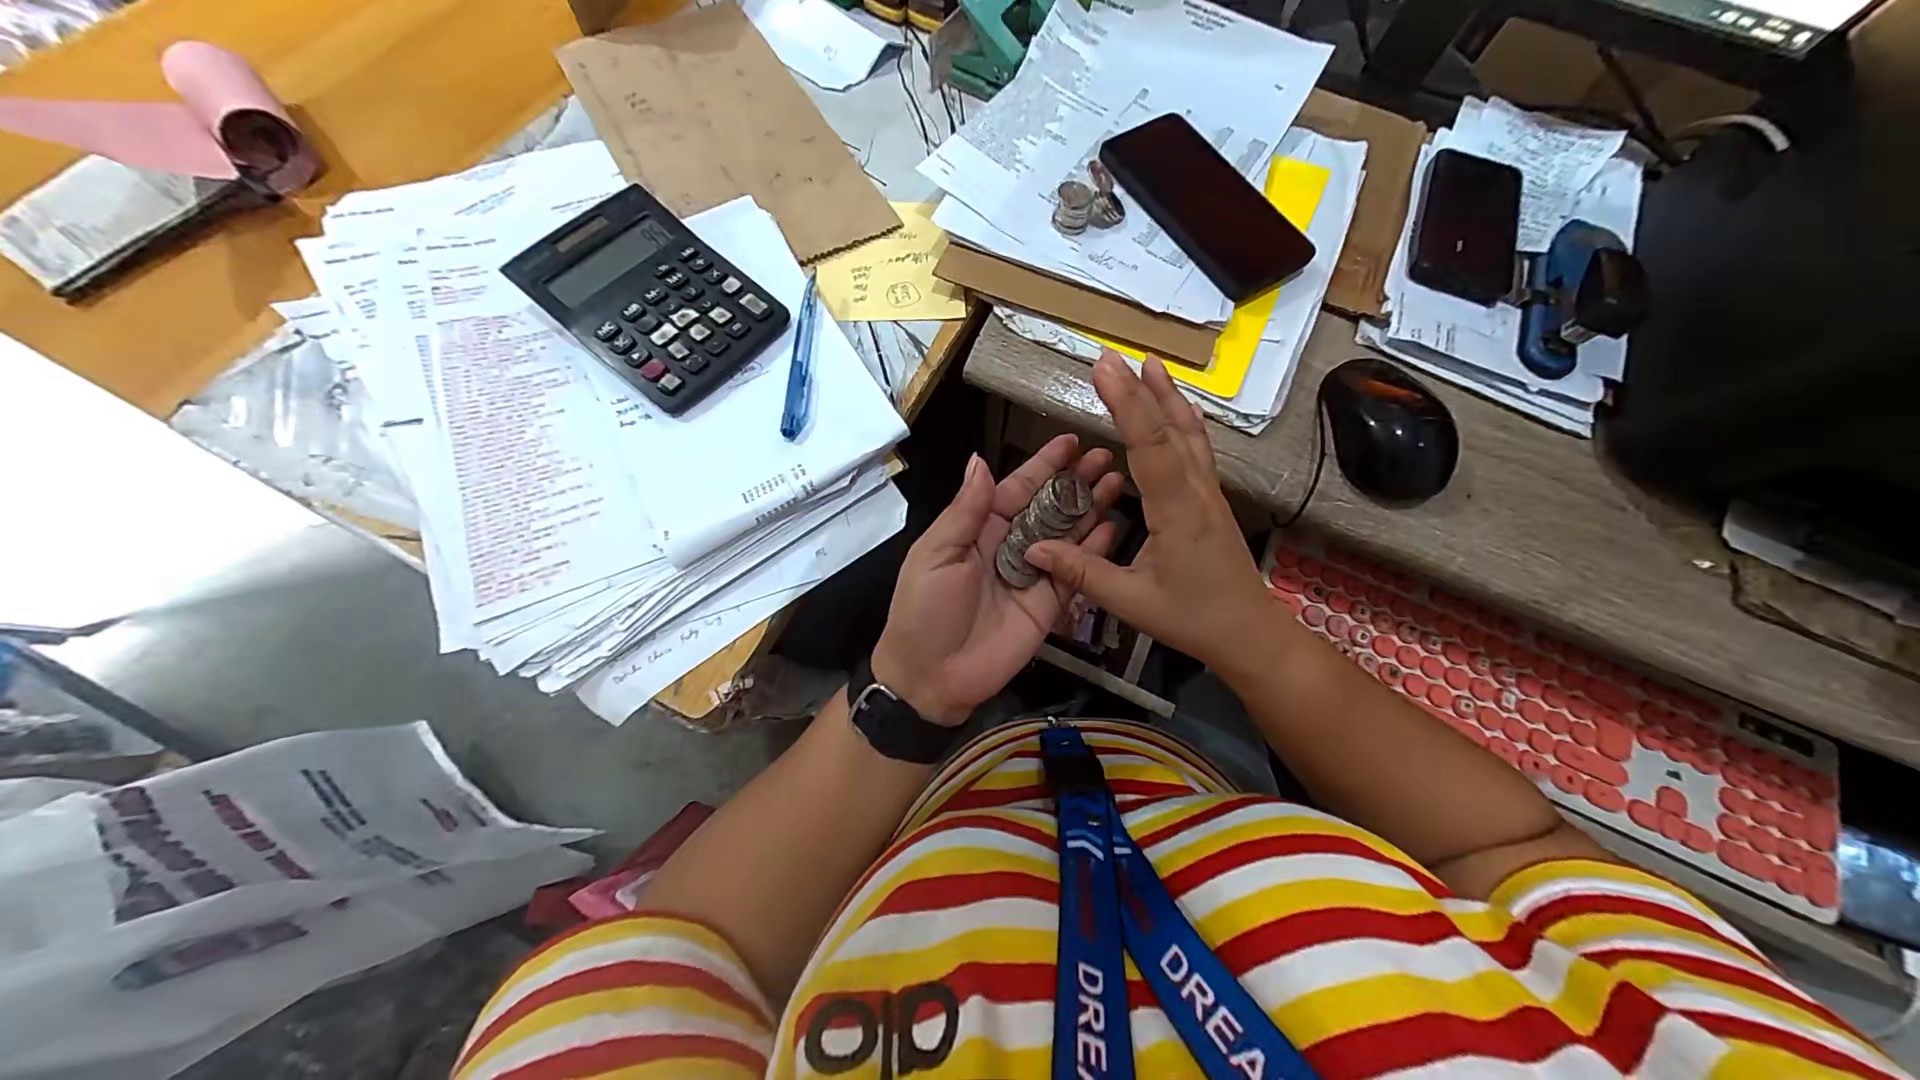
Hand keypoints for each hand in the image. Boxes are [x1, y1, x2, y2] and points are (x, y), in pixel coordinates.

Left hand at [870, 435, 1122, 724]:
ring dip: (1092, 508)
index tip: (1070, 441)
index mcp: (980, 527)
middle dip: (1076, 481)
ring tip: (1119, 482)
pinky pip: (1076, 572)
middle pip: (1050, 505)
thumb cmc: (924, 610)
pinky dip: (1095, 550)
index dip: (1043, 464)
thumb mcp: (935, 554)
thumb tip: (979, 460)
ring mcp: (1033, 573)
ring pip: (1068, 533)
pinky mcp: (1050, 603)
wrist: (932, 676)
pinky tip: (1114, 527)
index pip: (1017, 487)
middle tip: (1106, 457)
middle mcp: (1010, 544)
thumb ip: (965, 510)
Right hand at [1025, 352, 1281, 680]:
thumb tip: (1032, 548)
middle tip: (1113, 356)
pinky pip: (1197, 449)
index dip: (1125, 404)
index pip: (1149, 445)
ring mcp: (1209, 493)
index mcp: (1177, 511)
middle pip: (1170, 428)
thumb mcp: (1131, 602)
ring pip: (1189, 434)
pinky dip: (1183, 421)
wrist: (1250, 633)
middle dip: (1139, 389)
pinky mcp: (1211, 500)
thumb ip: (1081, 573)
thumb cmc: (1193, 619)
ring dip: (1167, 397)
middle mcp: (1196, 492)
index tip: (1103, 368)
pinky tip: (1180, 409)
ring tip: (1149, 365)